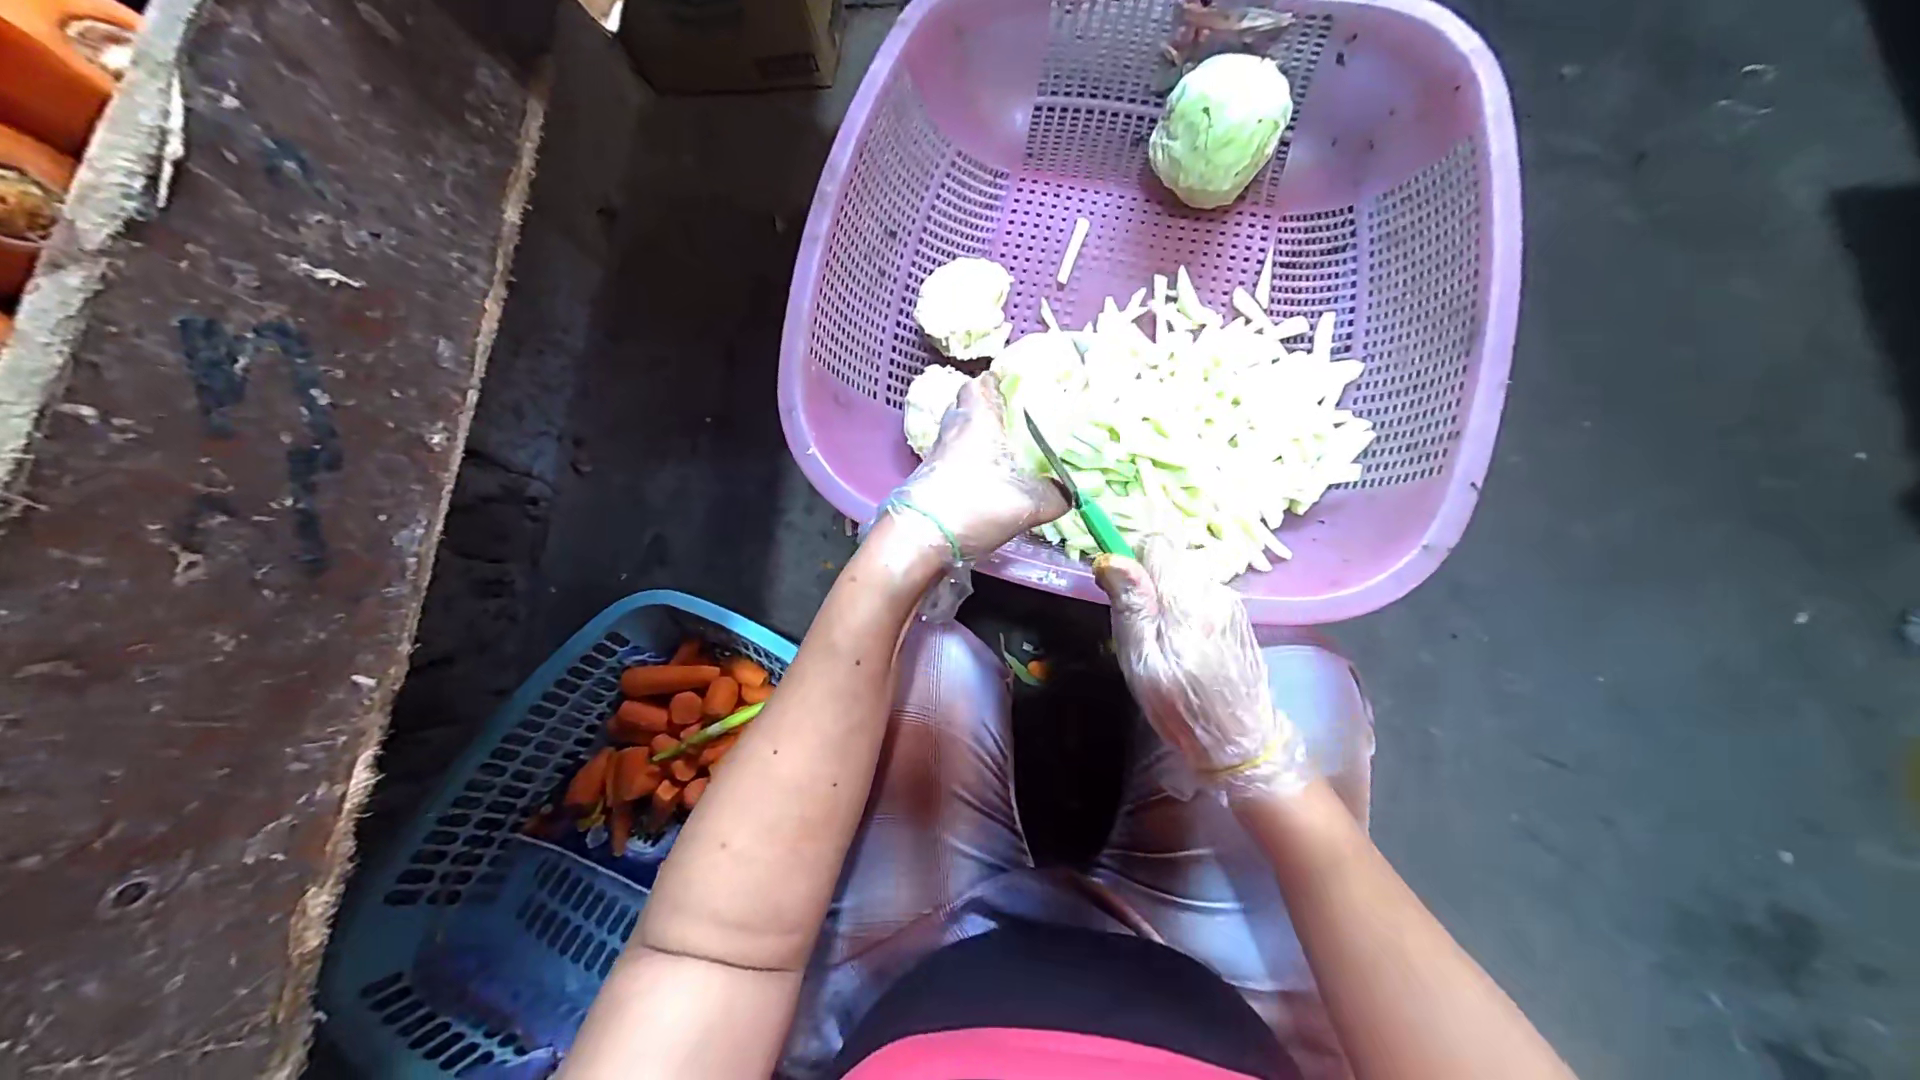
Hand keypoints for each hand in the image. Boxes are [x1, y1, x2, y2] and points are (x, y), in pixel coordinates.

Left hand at [883, 373, 1067, 561]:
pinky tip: (986, 479)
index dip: (999, 380)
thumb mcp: (1028, 503)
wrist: (919, 539)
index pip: (983, 383)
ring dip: (978, 438)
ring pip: (960, 433)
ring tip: (1004, 451)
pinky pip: (953, 459)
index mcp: (976, 419)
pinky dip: (968, 462)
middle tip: (1015, 420)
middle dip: (989, 409)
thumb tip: (1069, 493)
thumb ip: (1056, 496)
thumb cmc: (974, 505)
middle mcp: (953, 429)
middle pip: (968, 405)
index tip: (1019, 386)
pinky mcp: (928, 478)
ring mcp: (937, 454)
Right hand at [1094, 536, 1308, 798]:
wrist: (1240, 741)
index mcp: (1185, 601)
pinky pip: (1202, 594)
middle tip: (1142, 627)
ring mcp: (1230, 602)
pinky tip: (1187, 644)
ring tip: (1165, 640)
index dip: (1132, 561)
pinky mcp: (1238, 615)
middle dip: (1150, 583)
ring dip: (1168, 597)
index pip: (1156, 544)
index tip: (1124, 594)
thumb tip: (1112, 559)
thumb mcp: (1141, 660)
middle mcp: (1213, 592)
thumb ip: (1130, 605)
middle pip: (1171, 560)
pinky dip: (1187, 609)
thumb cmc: (1180, 706)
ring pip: (1185, 577)